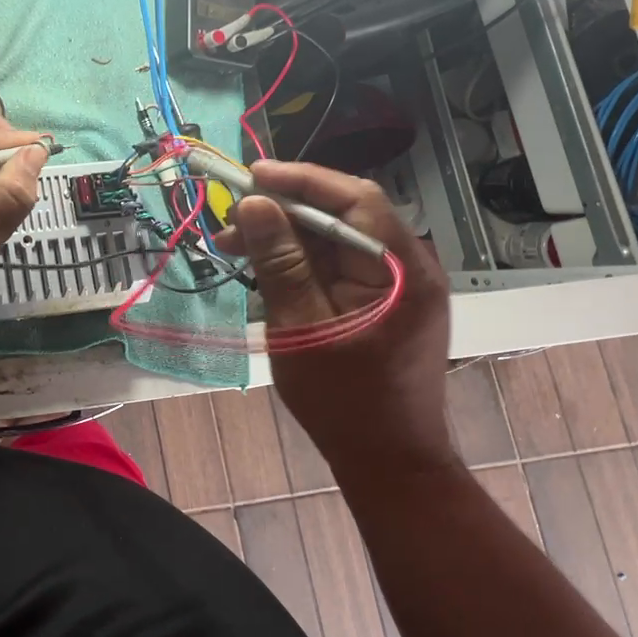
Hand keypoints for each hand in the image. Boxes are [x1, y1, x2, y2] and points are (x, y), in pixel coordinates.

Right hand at [212, 161, 455, 482]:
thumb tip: (253, 204)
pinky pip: (336, 263)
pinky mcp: (380, 301)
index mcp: (400, 269)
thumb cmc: (342, 397)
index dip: (301, 180)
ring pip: (335, 238)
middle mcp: (407, 267)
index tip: (250, 176)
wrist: (387, 459)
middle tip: (230, 216)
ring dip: (284, 234)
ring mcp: (396, 285)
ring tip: (232, 243)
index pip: (355, 199)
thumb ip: (280, 261)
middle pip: (344, 214)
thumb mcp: (301, 324)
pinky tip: (261, 265)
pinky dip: (298, 258)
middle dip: (284, 208)